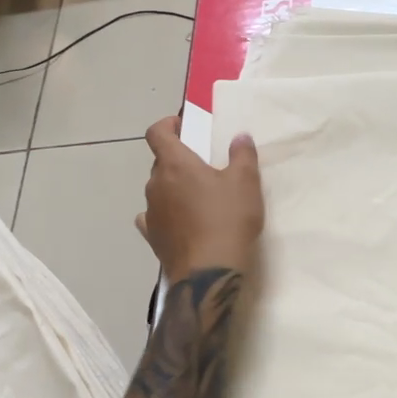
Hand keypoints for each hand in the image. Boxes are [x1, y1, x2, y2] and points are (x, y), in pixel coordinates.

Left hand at [134, 116, 264, 282]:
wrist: (208, 272)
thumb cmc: (227, 220)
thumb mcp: (246, 183)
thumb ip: (243, 155)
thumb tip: (240, 137)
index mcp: (175, 164)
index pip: (156, 133)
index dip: (167, 125)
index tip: (183, 127)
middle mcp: (156, 184)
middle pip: (160, 163)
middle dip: (178, 160)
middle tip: (203, 168)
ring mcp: (151, 212)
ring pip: (158, 191)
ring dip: (173, 189)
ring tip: (197, 200)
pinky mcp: (152, 237)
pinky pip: (154, 218)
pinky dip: (165, 215)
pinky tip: (179, 223)